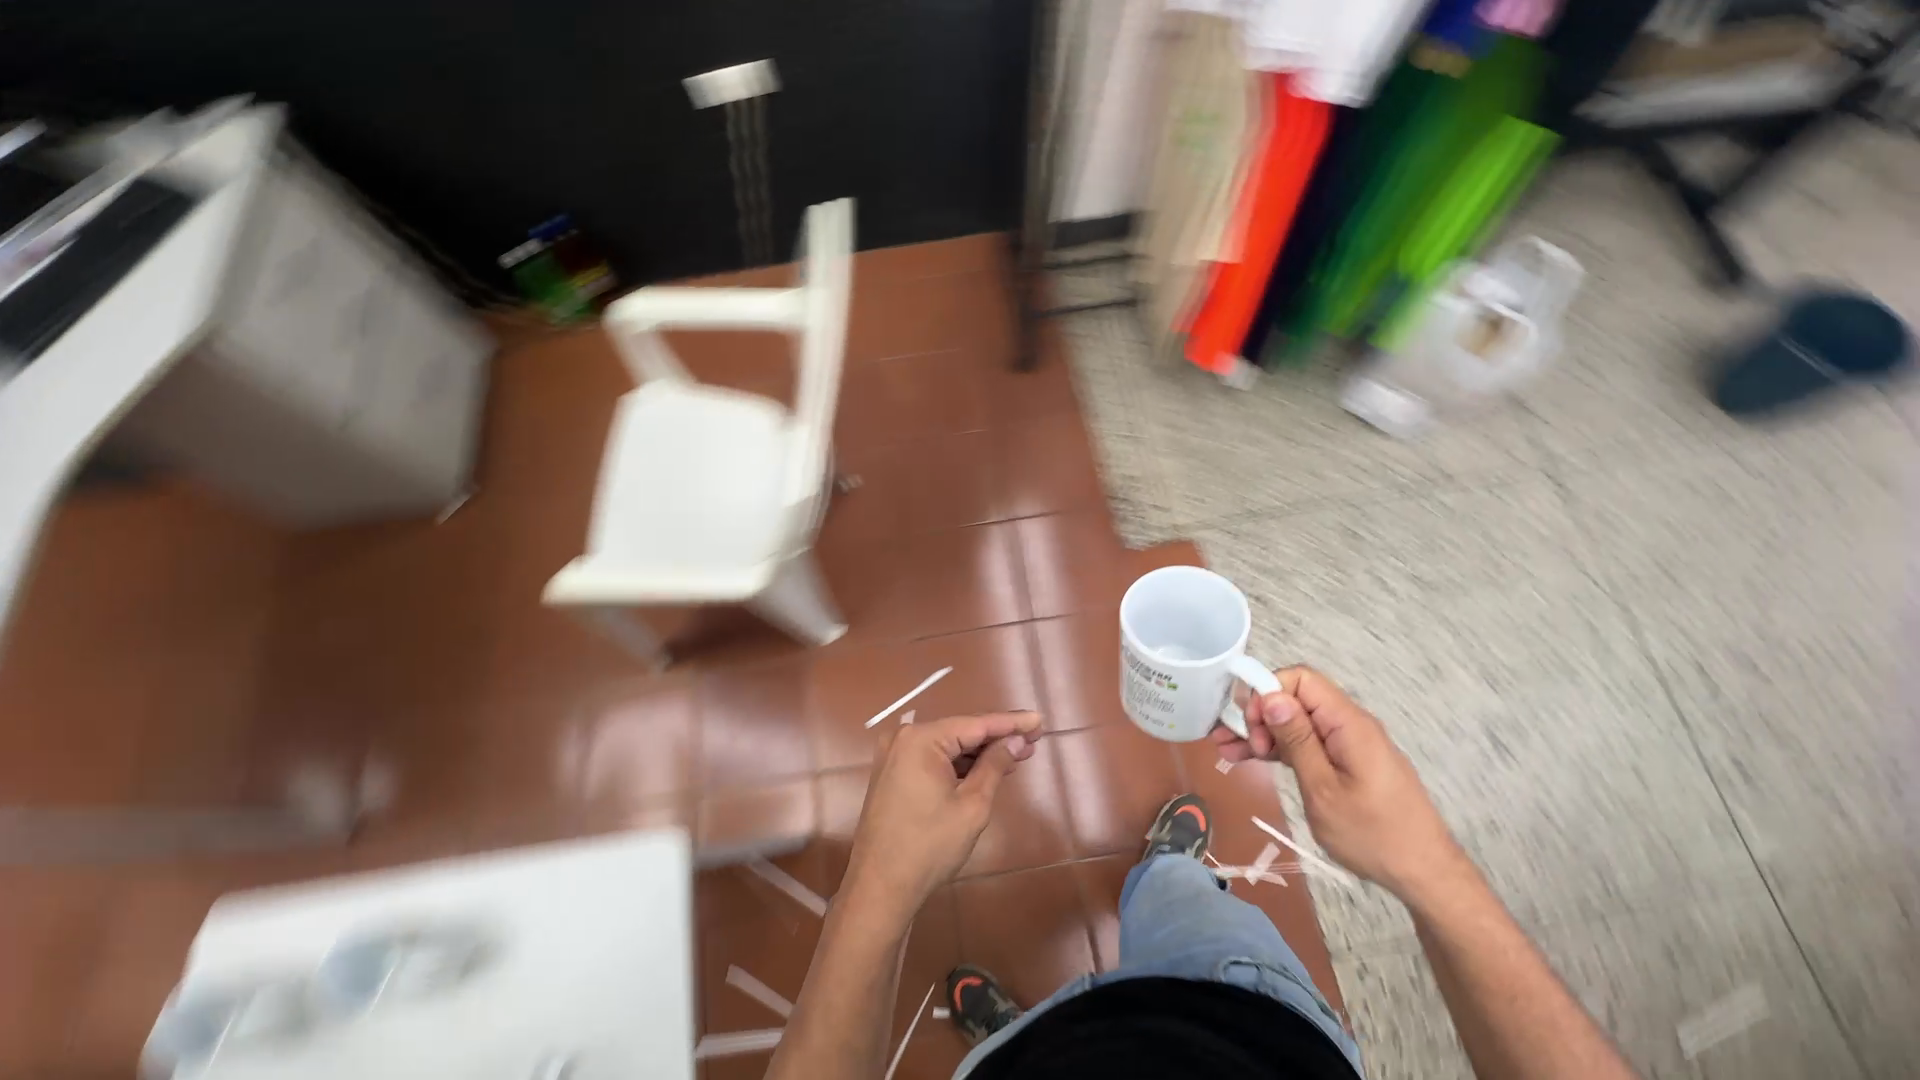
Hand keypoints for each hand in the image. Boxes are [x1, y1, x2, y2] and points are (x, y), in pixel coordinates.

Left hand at [842, 711, 1042, 919]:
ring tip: (1017, 755)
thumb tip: (1016, 741)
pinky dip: (959, 765)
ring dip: (980, 752)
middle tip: (1034, 739)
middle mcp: (904, 738)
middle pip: (960, 731)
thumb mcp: (972, 805)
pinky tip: (985, 769)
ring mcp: (895, 756)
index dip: (1011, 723)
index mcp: (921, 739)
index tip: (1039, 720)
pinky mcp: (893, 774)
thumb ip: (995, 766)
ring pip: (947, 746)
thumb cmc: (930, 845)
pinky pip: (933, 760)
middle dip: (997, 737)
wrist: (880, 885)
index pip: (976, 724)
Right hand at [1211, 667, 1468, 900]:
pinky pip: (1308, 743)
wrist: (1423, 872)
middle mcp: (1349, 725)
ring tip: (1226, 751)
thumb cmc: (1372, 834)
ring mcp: (1348, 744)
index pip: (1301, 679)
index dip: (1267, 692)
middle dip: (1257, 714)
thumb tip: (1271, 696)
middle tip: (1230, 744)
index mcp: (1348, 724)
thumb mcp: (1323, 790)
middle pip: (1296, 699)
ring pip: (1297, 722)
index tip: (1249, 726)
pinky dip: (1280, 749)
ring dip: (1262, 734)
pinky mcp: (1347, 762)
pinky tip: (1252, 759)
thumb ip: (1297, 740)